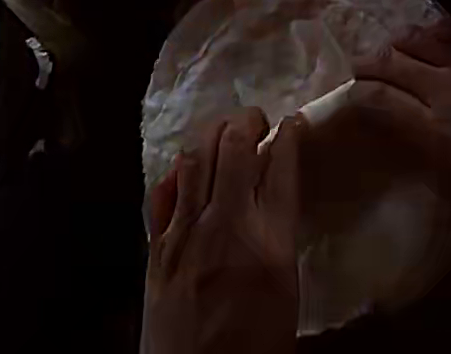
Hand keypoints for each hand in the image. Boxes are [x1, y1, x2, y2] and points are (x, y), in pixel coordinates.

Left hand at [145, 107, 301, 353]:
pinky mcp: (157, 245)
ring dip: (213, 131)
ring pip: (197, 156)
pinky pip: (165, 189)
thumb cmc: (254, 350)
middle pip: (235, 146)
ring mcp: (185, 232)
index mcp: (269, 247)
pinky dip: (179, 168)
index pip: (282, 169)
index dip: (290, 136)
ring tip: (225, 128)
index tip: (293, 121)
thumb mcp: (285, 294)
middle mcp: (226, 228)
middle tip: (257, 120)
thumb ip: (280, 236)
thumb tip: (275, 187)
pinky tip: (189, 163)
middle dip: (247, 120)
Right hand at [343, 17, 450, 233]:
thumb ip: (413, 152)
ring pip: (412, 39)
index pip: (378, 98)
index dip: (352, 95)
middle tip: (352, 75)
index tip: (339, 98)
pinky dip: (423, 40)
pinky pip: (442, 37)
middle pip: (389, 61)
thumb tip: (379, 128)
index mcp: (439, 132)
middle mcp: (448, 92)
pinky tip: (418, 49)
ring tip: (383, 59)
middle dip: (363, 66)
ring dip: (391, 48)